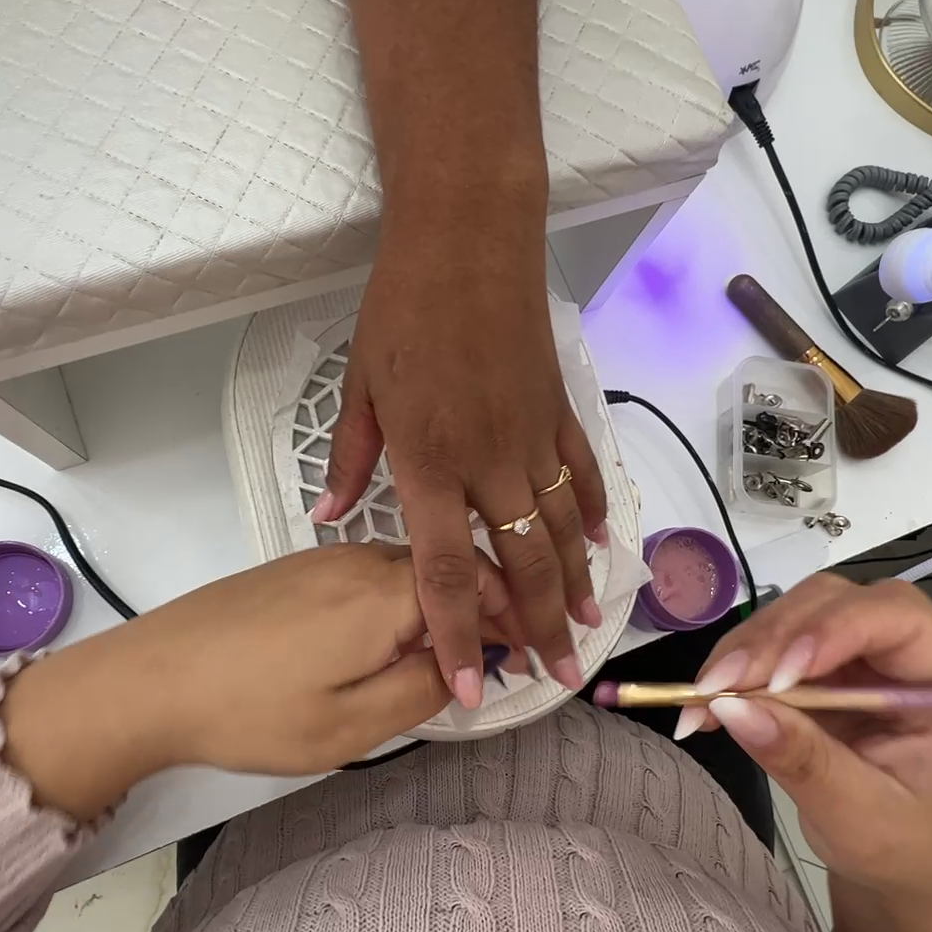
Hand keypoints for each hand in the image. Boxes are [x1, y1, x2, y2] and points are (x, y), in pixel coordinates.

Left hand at [1, 545, 499, 819]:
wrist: (150, 677)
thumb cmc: (250, 710)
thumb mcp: (349, 725)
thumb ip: (422, 689)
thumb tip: (467, 665)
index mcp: (385, 592)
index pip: (478, 589)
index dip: (520, 619)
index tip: (543, 650)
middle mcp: (364, 558)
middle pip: (451, 569)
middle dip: (495, 604)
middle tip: (520, 646)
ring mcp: (330, 557)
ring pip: (417, 567)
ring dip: (454, 597)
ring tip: (474, 638)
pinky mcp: (304, 566)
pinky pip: (380, 570)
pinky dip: (414, 593)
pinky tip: (410, 625)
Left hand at [321, 215, 607, 710]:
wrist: (469, 241)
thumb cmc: (403, 310)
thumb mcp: (360, 384)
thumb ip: (351, 457)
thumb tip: (327, 512)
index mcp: (429, 464)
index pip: (447, 572)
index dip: (459, 636)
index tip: (475, 690)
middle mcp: (489, 464)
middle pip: (522, 564)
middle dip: (540, 627)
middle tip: (560, 675)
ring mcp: (534, 438)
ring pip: (564, 528)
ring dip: (577, 582)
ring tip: (587, 627)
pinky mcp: (560, 411)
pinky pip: (583, 473)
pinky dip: (595, 512)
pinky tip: (604, 544)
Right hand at [688, 574, 931, 900]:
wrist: (907, 860)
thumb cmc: (909, 846)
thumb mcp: (865, 819)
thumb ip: (807, 762)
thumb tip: (731, 709)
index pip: (896, 616)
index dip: (834, 628)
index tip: (780, 678)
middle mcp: (894, 653)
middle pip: (828, 602)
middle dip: (770, 639)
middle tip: (720, 687)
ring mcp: (850, 656)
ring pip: (788, 616)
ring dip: (740, 652)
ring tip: (702, 699)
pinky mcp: (810, 668)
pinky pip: (762, 647)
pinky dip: (728, 671)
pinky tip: (702, 704)